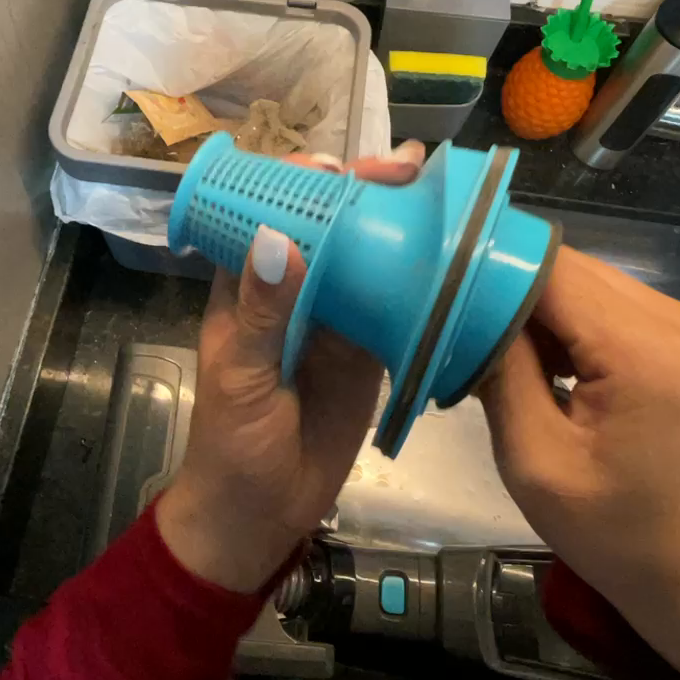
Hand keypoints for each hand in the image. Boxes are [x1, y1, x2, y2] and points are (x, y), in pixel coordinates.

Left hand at [156, 142, 425, 591]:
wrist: (261, 514)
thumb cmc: (233, 443)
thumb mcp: (241, 376)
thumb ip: (262, 313)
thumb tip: (279, 236)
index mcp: (248, 285)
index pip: (270, 215)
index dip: (300, 181)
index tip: (335, 165)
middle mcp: (293, 290)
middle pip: (326, 225)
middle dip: (359, 192)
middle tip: (402, 169)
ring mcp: (333, 317)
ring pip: (364, 256)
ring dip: (393, 224)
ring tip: (433, 193)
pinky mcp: (366, 349)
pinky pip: (392, 302)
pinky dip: (415, 278)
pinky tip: (446, 254)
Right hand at [477, 246, 679, 679]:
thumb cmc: (606, 530)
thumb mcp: (531, 458)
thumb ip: (501, 368)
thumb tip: (465, 301)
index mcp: (645, 356)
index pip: (550, 272)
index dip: (490, 269)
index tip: (436, 287)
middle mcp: (679, 323)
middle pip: (569, 268)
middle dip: (510, 287)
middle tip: (460, 322)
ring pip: (585, 278)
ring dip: (536, 303)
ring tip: (499, 347)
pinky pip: (607, 299)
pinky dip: (566, 317)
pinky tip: (544, 357)